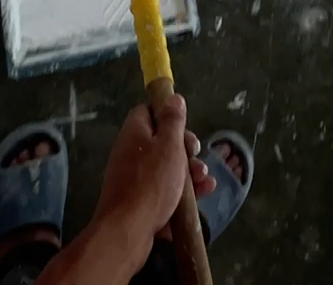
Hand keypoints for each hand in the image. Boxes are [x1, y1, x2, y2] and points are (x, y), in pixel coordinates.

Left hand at [94, 94, 217, 237]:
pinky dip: (181, 194)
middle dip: (185, 149)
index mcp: (134, 133)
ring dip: (189, 173)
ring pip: (166, 168)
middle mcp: (130, 153)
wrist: (127, 233)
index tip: (184, 126)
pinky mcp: (138, 204)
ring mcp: (133, 180)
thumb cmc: (151, 182)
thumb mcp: (169, 145)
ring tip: (205, 182)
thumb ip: (173, 120)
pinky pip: (163, 191)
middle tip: (197, 155)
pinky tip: (200, 199)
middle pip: (161, 142)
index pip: (149, 112)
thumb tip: (173, 98)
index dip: (168, 115)